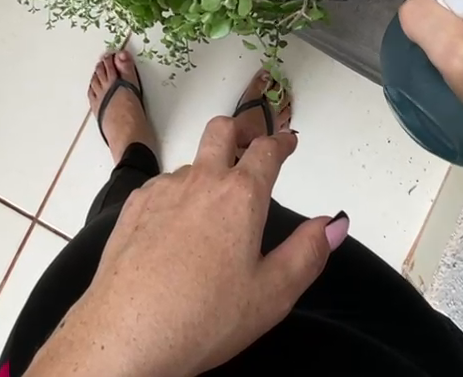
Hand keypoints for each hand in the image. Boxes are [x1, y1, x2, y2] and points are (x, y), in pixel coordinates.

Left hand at [27, 119, 346, 376]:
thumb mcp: (272, 294)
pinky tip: (178, 230)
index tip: (289, 142)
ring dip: (208, 170)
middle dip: (241, 130)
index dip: (282, 142)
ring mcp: (163, 188)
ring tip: (214, 207)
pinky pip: (163, 187)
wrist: (127, 331)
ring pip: (191, 163)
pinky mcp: (135, 204)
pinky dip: (178, 196)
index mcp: (240, 195)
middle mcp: (201, 180)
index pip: (266, 151)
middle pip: (221, 130)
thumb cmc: (204, 317)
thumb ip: (308, 252)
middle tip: (251, 146)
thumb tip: (335, 222)